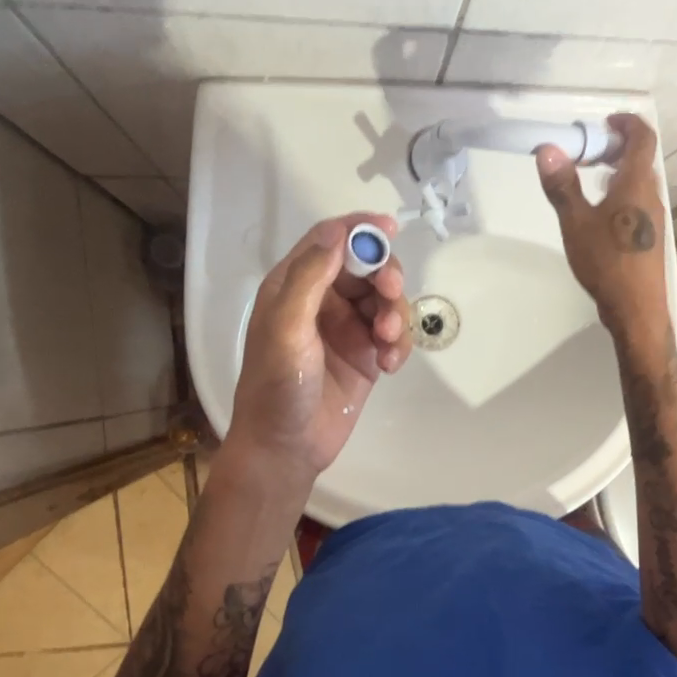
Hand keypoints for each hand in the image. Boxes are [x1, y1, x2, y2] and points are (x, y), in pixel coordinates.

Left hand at [226, 213, 412, 488]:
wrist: (287, 446)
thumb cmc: (277, 386)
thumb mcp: (287, 327)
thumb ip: (310, 277)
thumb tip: (339, 234)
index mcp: (294, 286)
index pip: (329, 241)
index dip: (359, 230)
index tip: (389, 229)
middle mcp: (322, 302)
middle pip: (366, 268)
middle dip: (385, 277)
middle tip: (392, 295)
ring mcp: (346, 330)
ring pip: (384, 301)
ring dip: (396, 315)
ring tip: (388, 343)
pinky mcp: (365, 357)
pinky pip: (393, 336)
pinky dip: (399, 344)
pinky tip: (391, 365)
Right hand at [534, 114, 668, 332]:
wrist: (636, 310)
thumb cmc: (607, 263)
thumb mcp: (576, 224)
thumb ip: (562, 186)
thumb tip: (547, 149)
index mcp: (637, 184)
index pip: (642, 137)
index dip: (626, 123)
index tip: (604, 123)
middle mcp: (651, 197)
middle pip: (641, 160)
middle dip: (616, 149)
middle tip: (589, 154)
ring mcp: (653, 220)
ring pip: (639, 184)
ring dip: (618, 175)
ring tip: (591, 183)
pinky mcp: (649, 240)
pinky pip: (637, 206)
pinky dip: (621, 197)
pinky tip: (601, 218)